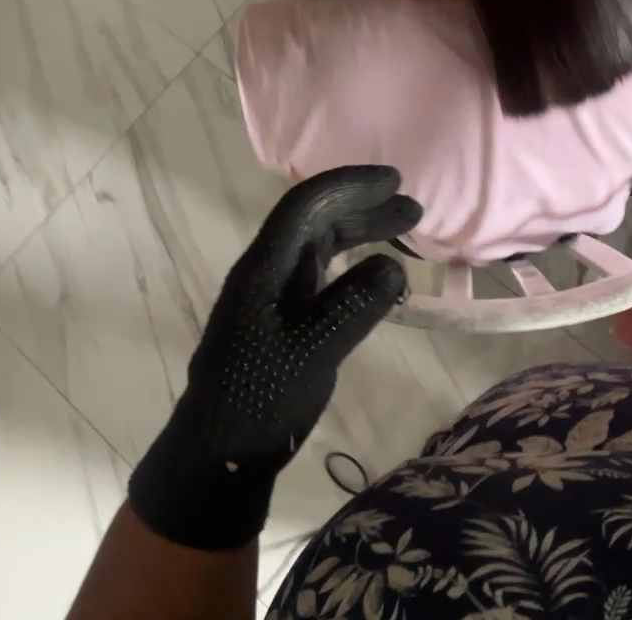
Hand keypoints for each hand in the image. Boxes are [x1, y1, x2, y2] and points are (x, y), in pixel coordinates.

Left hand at [128, 166, 419, 550]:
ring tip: (406, 229)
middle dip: (363, 206)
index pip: (306, 206)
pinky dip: (356, 265)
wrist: (220, 451)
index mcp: (264, 268)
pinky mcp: (288, 317)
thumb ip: (352, 307)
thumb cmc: (258, 400)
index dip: (349, 185)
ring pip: (323, 245)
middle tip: (411, 207)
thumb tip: (393, 265)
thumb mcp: (312, 354)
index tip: (392, 181)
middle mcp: (270, 270)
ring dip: (362, 231)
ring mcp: (277, 293)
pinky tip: (382, 274)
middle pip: (317, 219)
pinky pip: (326, 274)